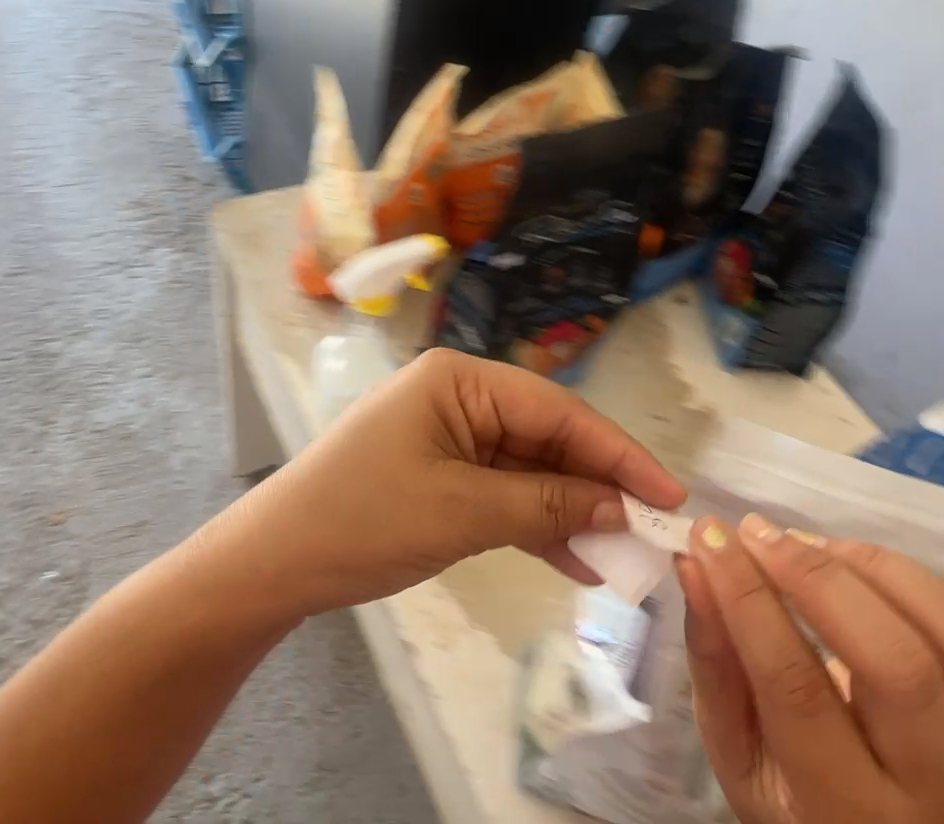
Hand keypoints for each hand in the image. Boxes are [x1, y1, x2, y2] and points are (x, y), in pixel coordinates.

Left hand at [215, 348, 686, 617]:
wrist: (273, 563)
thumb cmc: (363, 521)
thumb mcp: (463, 513)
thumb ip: (547, 505)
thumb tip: (621, 507)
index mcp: (461, 380)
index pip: (558, 410)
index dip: (618, 453)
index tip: (670, 492)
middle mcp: (460, 397)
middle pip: (548, 438)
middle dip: (597, 485)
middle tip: (652, 530)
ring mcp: (450, 437)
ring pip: (530, 470)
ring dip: (571, 511)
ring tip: (623, 554)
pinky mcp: (442, 475)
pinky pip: (503, 493)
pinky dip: (536, 525)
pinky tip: (576, 561)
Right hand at [677, 514, 943, 823]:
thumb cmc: (781, 794)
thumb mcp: (730, 749)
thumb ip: (713, 661)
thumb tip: (694, 566)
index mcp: (842, 804)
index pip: (798, 687)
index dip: (749, 601)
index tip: (707, 538)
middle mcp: (924, 780)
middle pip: (895, 664)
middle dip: (816, 578)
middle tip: (754, 534)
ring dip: (866, 567)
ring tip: (797, 541)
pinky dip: (901, 573)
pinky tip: (842, 557)